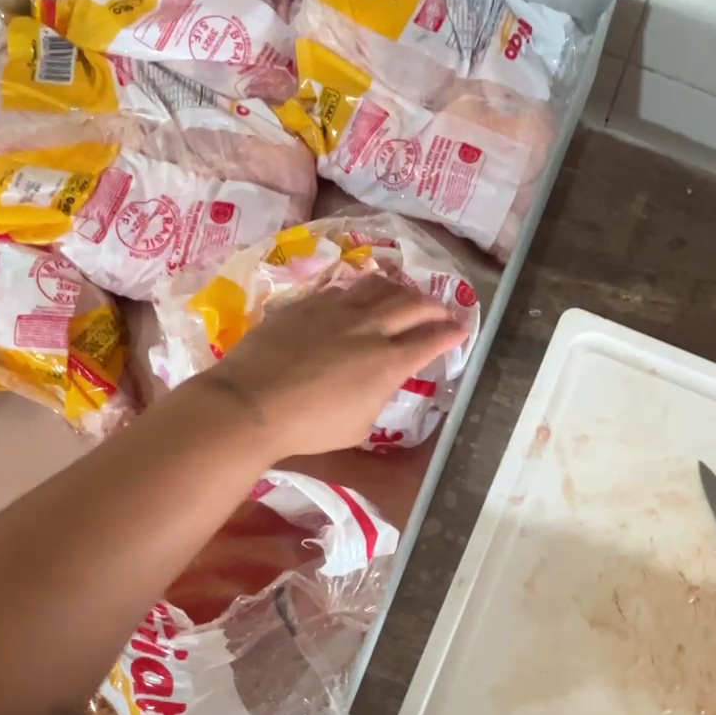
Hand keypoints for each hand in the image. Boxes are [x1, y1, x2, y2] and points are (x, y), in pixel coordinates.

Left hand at [204, 276, 467, 457]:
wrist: (252, 404)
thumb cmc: (309, 427)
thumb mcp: (359, 425)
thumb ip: (377, 396)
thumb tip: (379, 381)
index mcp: (388, 362)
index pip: (431, 340)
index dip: (452, 333)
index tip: (463, 329)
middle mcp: (369, 328)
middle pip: (412, 304)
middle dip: (435, 305)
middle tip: (443, 310)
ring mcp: (336, 310)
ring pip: (378, 286)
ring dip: (400, 290)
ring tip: (404, 295)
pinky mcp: (307, 304)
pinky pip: (344, 289)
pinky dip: (362, 291)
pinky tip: (359, 297)